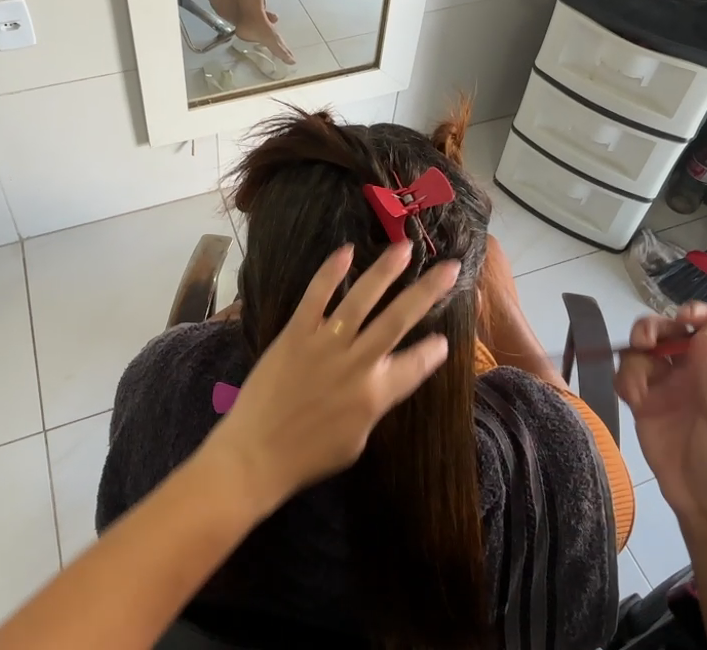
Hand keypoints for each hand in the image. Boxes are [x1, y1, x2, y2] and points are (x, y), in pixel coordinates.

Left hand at [202, 241, 456, 510]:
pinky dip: (330, 273)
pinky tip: (346, 251)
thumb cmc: (307, 458)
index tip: (446, 338)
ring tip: (405, 248)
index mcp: (376, 395)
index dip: (433, 351)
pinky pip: (316, 297)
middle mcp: (357, 364)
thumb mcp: (355, 441)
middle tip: (451, 266)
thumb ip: (373, 406)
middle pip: (399, 320)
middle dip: (428, 291)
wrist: (255, 455)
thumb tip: (381, 383)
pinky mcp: (295, 334)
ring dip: (385, 271)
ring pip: (362, 299)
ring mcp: (325, 344)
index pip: (415, 366)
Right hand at [614, 303, 706, 536]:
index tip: (685, 315)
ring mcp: (666, 386)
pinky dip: (624, 380)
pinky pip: (627, 377)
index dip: (699, 314)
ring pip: (644, 349)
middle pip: (671, 330)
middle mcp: (693, 371)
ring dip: (636, 351)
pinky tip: (631, 399)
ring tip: (636, 375)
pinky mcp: (643, 403)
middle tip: (646, 340)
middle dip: (656, 327)